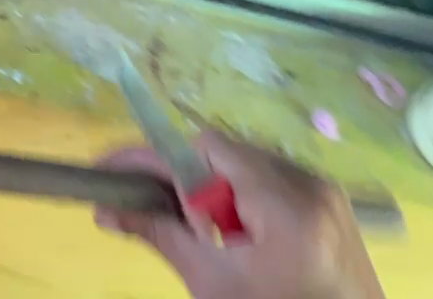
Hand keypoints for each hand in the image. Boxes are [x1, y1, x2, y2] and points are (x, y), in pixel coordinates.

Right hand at [96, 133, 384, 298]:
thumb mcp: (212, 284)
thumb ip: (156, 231)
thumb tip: (102, 208)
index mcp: (286, 205)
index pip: (203, 149)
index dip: (156, 158)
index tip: (113, 170)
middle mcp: (311, 185)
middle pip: (221, 152)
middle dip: (181, 175)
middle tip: (155, 206)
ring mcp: (326, 194)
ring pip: (241, 162)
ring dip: (208, 184)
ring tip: (200, 228)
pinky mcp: (331, 207)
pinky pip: (267, 178)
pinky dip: (238, 195)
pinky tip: (231, 230)